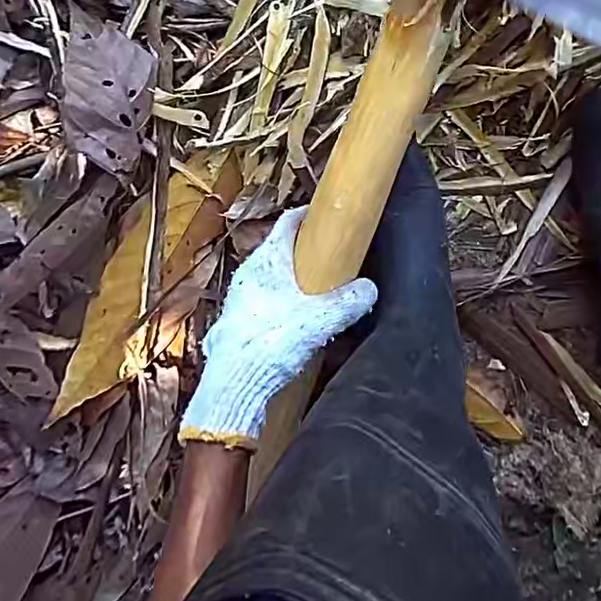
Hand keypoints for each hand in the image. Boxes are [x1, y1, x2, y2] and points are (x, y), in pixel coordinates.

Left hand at [178, 207, 377, 447]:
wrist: (231, 387)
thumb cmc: (270, 343)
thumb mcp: (320, 320)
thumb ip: (348, 302)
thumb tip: (369, 289)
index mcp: (268, 259)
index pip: (288, 222)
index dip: (307, 214)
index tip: (322, 213)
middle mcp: (249, 272)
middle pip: (278, 248)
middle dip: (302, 250)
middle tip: (327, 256)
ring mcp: (239, 296)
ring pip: (269, 275)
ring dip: (289, 278)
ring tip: (313, 293)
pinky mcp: (235, 321)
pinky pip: (260, 300)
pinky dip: (277, 302)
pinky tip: (291, 323)